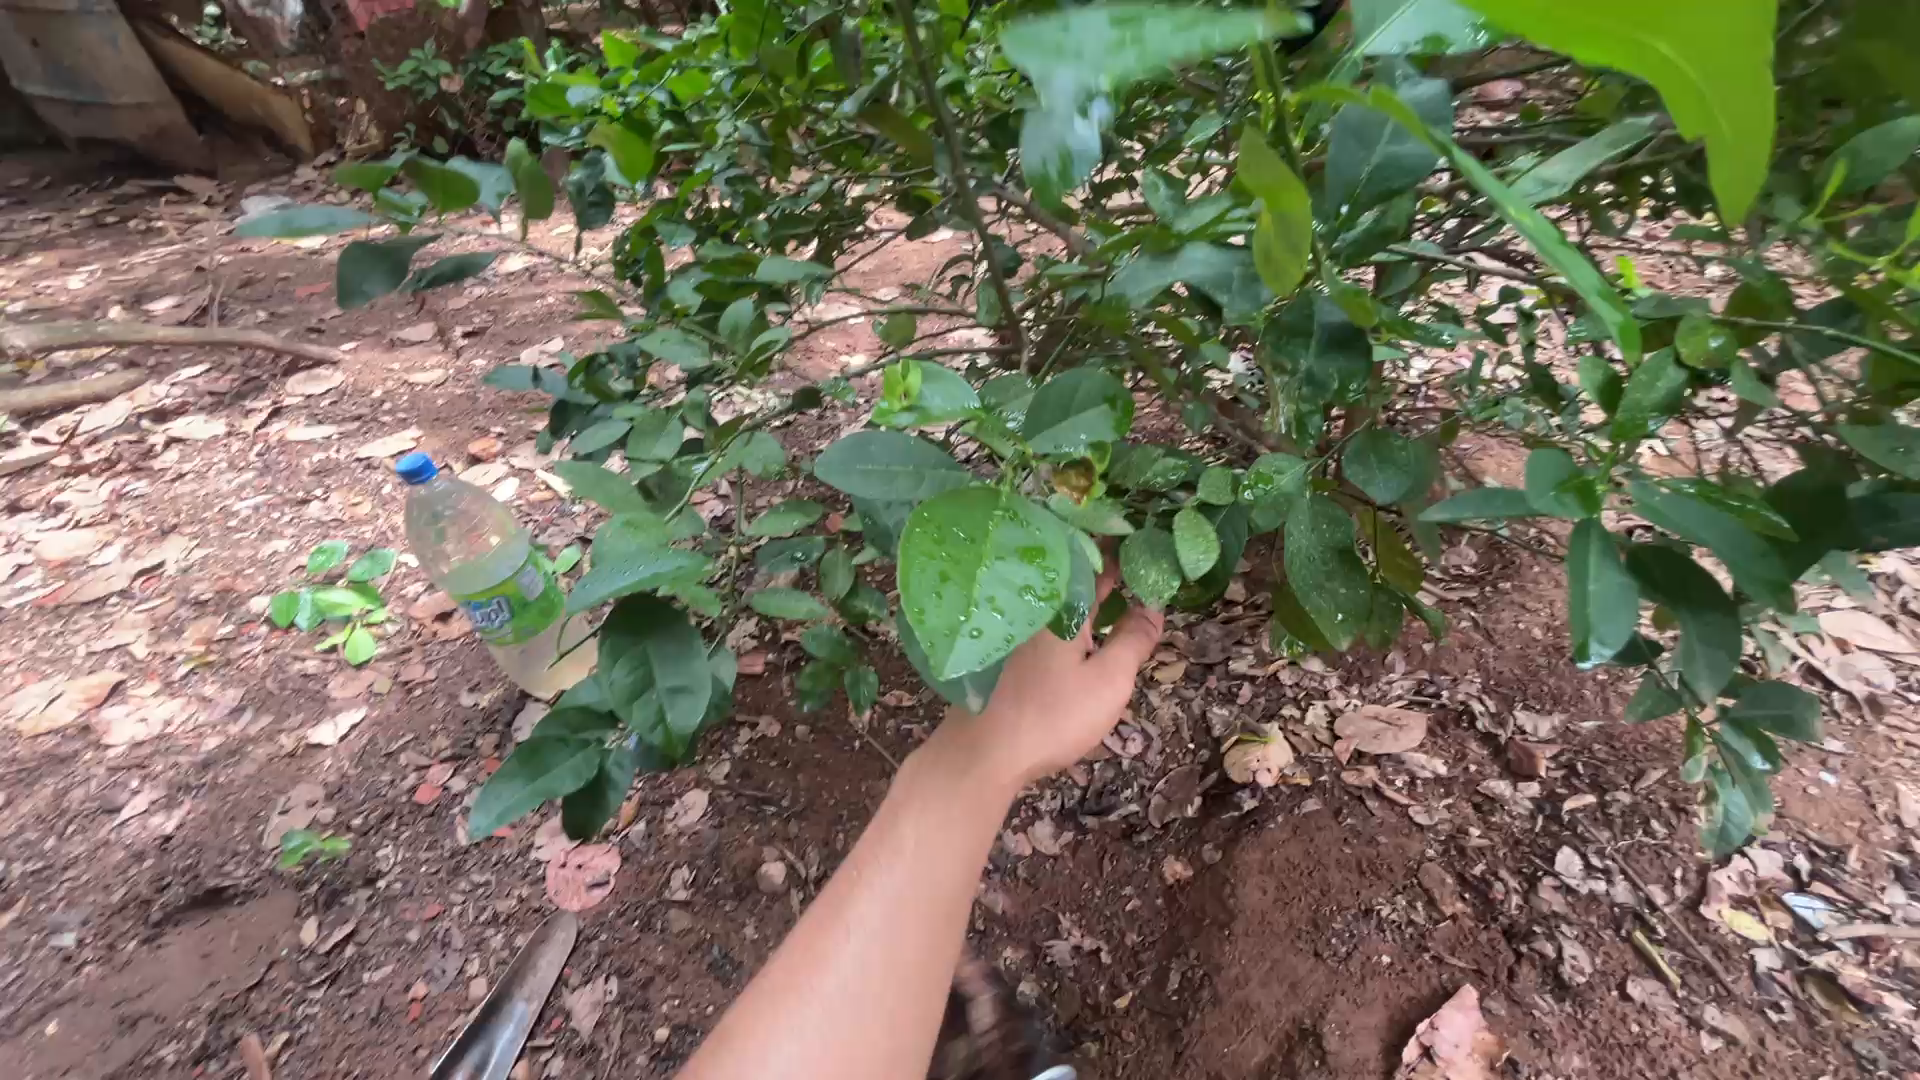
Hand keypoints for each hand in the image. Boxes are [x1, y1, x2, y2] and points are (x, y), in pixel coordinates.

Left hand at [920, 568, 1163, 793]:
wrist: (985, 751)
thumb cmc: (1053, 714)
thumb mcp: (1109, 680)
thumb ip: (1134, 640)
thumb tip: (1155, 606)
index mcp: (1061, 607)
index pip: (1094, 565)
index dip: (1117, 552)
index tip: (1140, 540)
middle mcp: (1037, 610)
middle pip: (1075, 581)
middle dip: (1104, 571)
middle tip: (1135, 561)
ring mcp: (1020, 631)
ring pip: (1060, 603)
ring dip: (1088, 596)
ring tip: (1118, 592)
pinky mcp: (1010, 653)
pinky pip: (1047, 622)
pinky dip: (1070, 619)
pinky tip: (1084, 631)